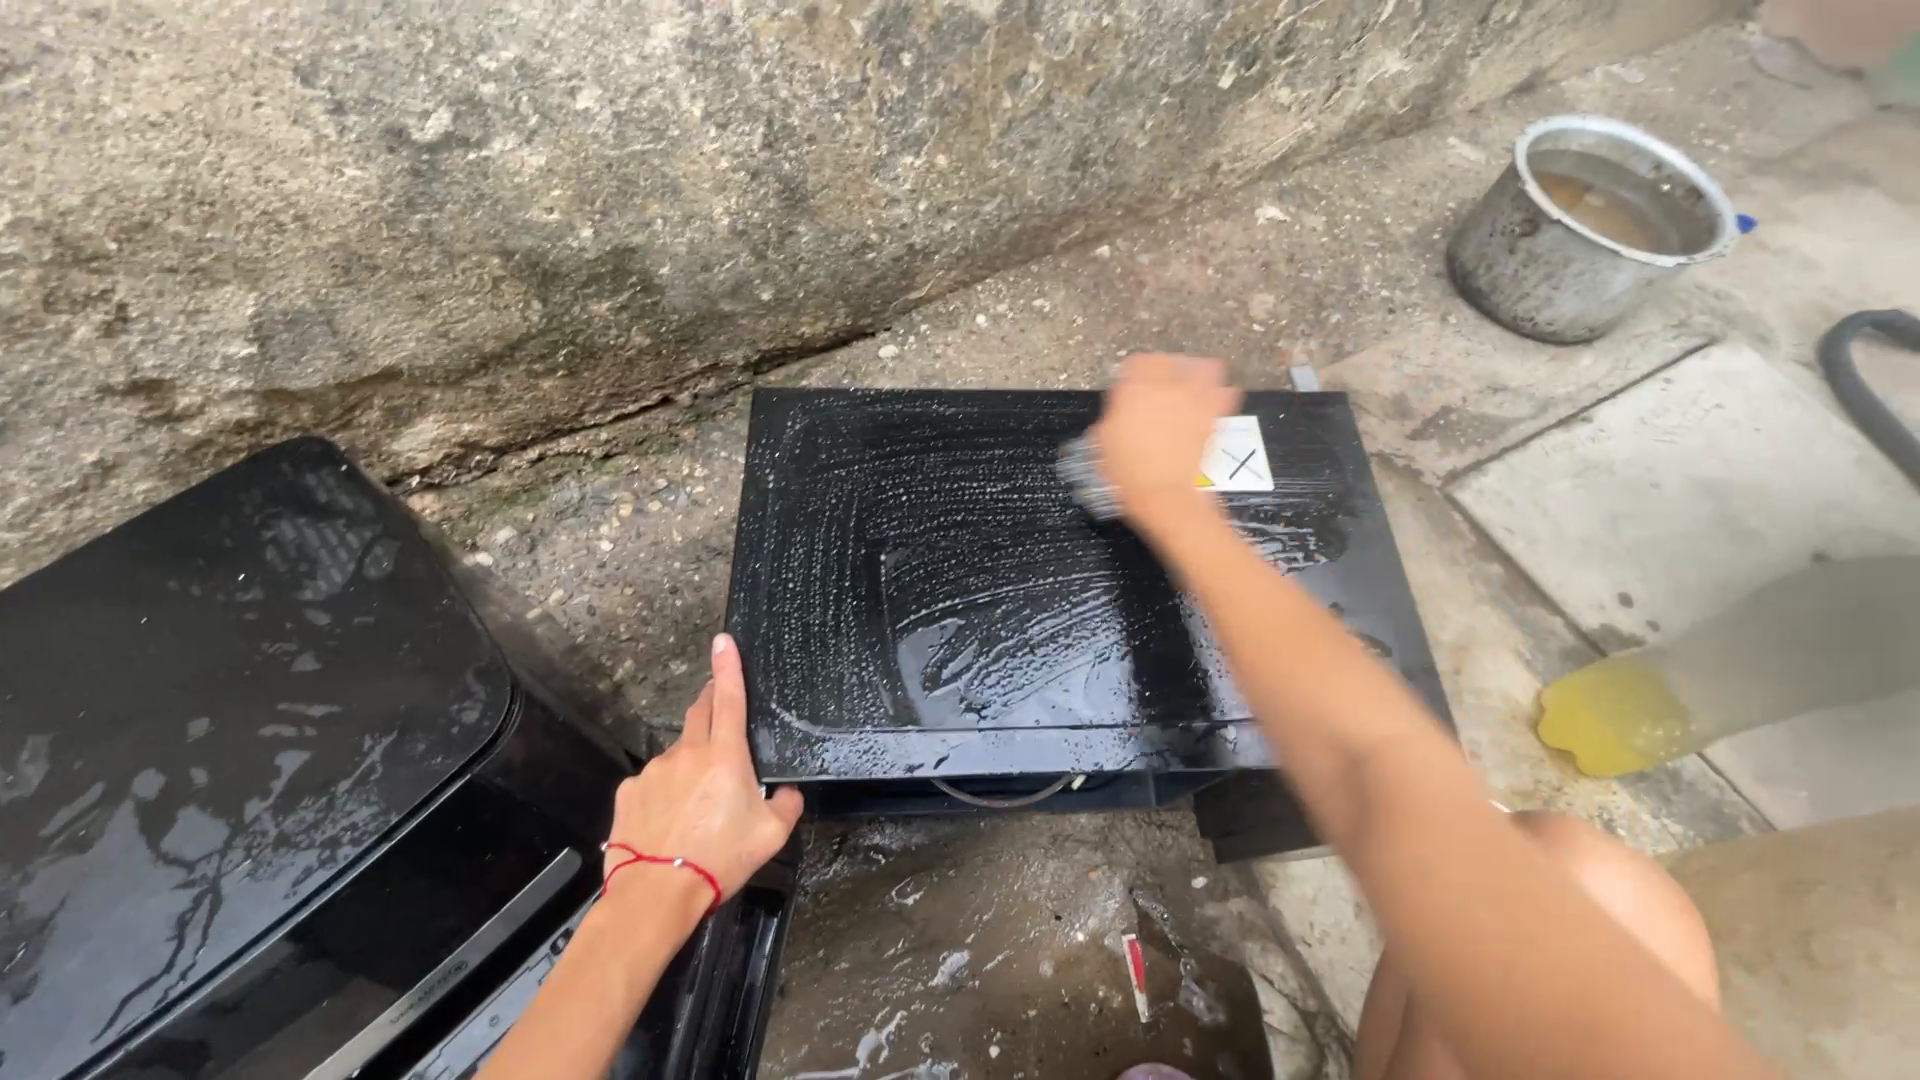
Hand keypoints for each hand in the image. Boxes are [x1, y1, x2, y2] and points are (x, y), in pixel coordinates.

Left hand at [602, 633, 803, 908]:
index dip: (728, 666)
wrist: (655, 896)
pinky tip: (670, 821)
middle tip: (723, 717)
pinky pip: (653, 781)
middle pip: (700, 712)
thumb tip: (788, 792)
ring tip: (697, 807)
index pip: (729, 698)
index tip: (724, 640)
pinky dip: (665, 792)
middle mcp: (687, 754)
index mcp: (725, 756)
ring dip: (690, 765)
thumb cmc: (718, 860)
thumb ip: (788, 805)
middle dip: (711, 703)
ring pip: (678, 755)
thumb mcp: (771, 836)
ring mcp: (653, 771)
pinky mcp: (629, 792)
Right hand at [1091, 353, 1241, 529]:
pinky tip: (1214, 400)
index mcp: (1134, 389)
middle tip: (1158, 381)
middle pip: (1169, 361)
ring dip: (1197, 372)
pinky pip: (1225, 393)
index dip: (1132, 372)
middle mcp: (1166, 387)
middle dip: (1164, 368)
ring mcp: (1193, 400)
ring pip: (1204, 369)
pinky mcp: (1214, 417)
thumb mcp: (1103, 443)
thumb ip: (1112, 418)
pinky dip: (1221, 393)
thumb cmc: (1127, 472)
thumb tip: (1118, 413)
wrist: (1164, 495)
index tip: (1129, 383)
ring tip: (1192, 383)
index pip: (1136, 362)